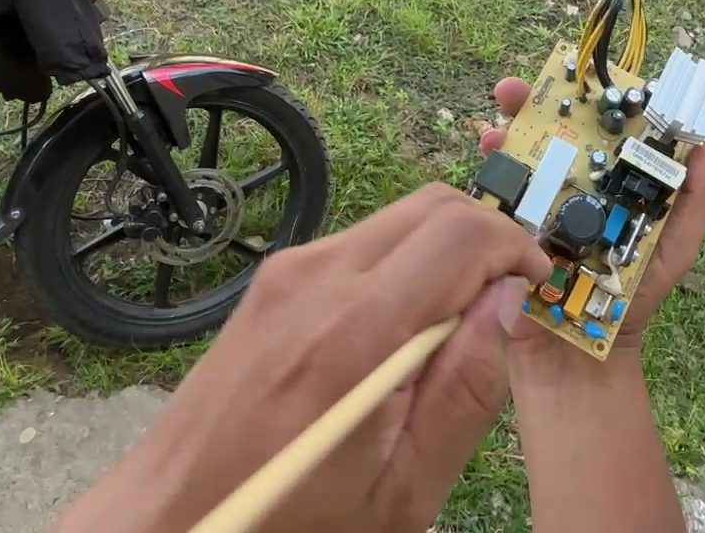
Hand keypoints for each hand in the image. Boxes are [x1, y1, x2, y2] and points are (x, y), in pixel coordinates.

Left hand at [56, 184, 549, 532]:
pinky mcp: (279, 273)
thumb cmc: (295, 524)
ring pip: (402, 215)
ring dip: (447, 248)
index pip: (462, 232)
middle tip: (506, 296)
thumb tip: (508, 298)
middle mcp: (321, 274)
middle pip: (435, 204)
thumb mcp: (404, 490)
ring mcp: (293, 266)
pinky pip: (365, 240)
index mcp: (357, 329)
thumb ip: (467, 387)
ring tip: (456, 319)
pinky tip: (404, 323)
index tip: (534, 286)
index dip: (515, 247)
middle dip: (488, 236)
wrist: (170, 520)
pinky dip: (407, 259)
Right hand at [477, 77, 704, 360]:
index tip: (581, 78)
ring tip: (499, 122)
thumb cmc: (630, 304)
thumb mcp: (673, 253)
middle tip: (516, 90)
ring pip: (521, 154)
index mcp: (611, 184)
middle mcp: (572, 185)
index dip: (594, 99)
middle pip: (553, 133)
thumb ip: (694, 204)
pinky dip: (491, 168)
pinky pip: (496, 191)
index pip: (603, 130)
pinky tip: (487, 154)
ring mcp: (536, 205)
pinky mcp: (506, 228)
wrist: (577, 360)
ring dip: (506, 130)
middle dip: (534, 104)